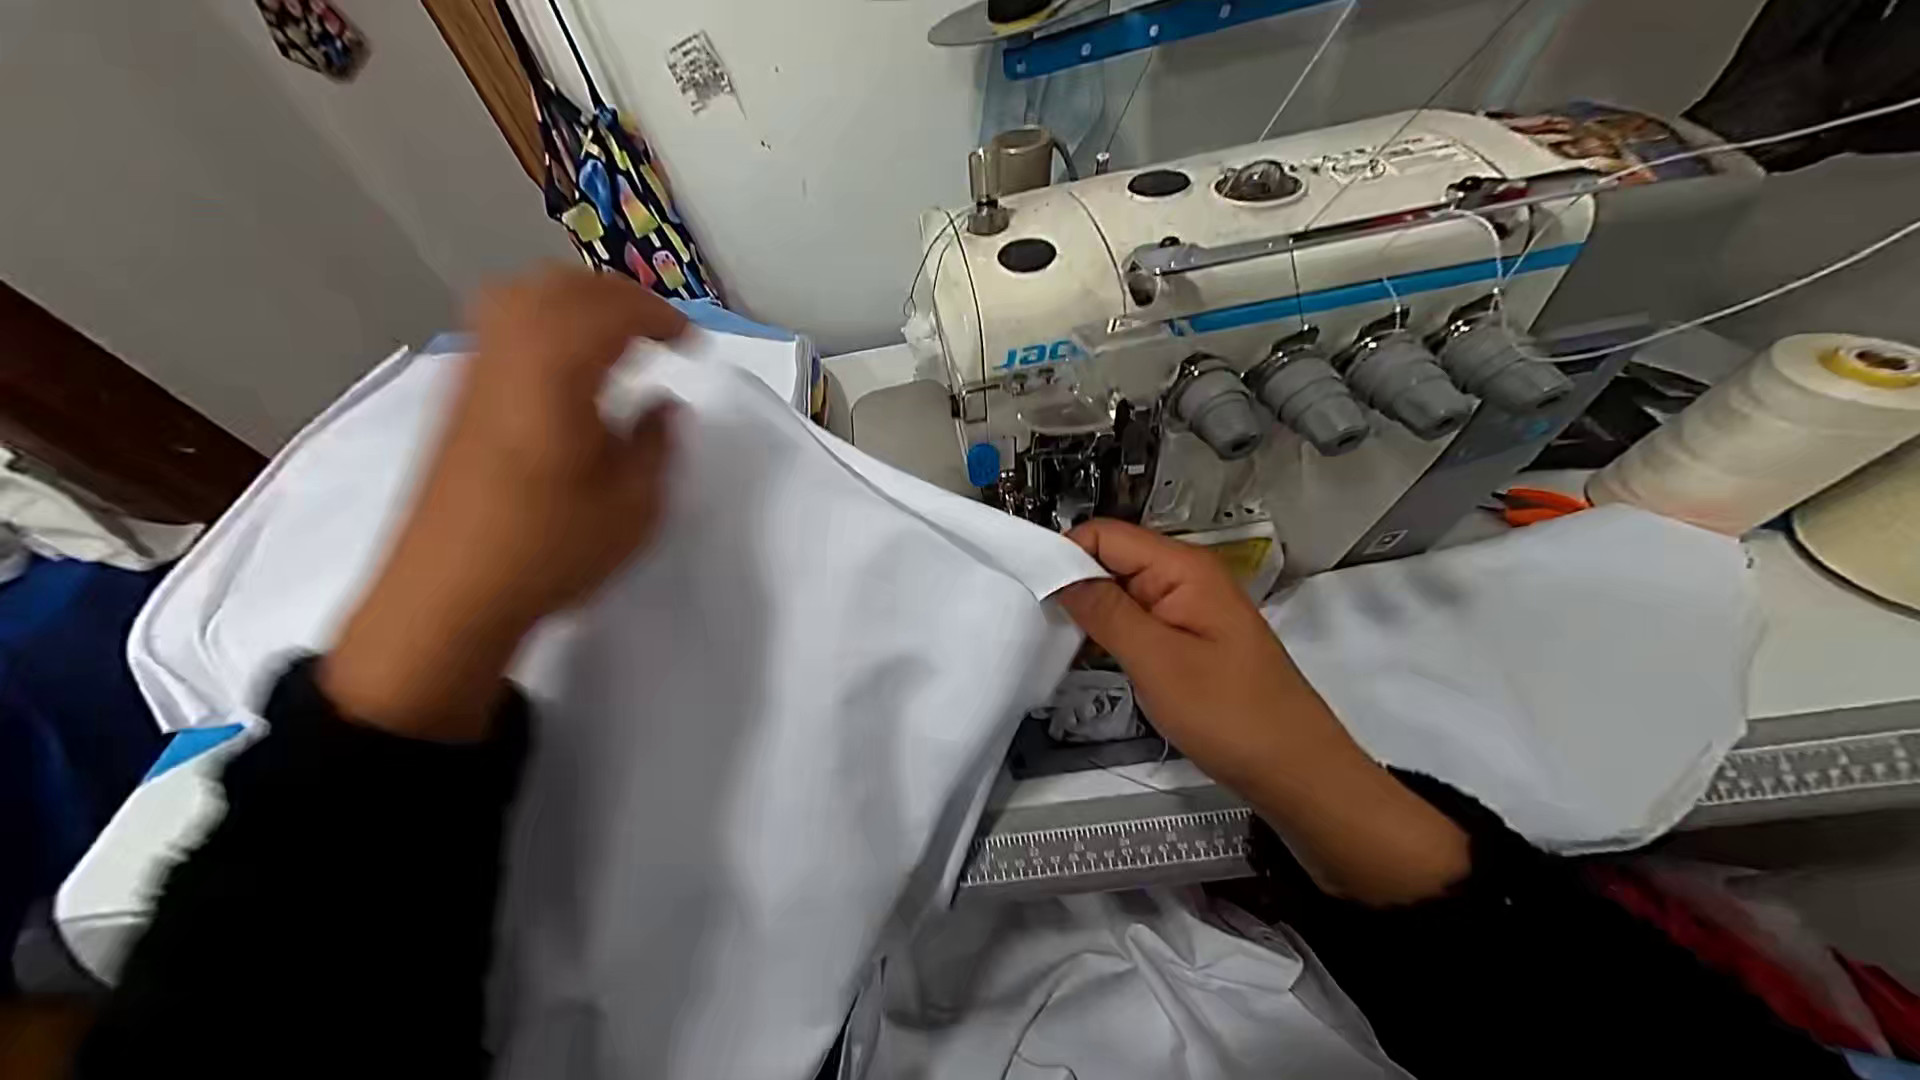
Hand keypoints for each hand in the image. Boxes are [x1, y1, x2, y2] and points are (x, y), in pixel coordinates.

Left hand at [322, 267, 687, 739]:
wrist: (451, 594)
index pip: (610, 311)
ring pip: (520, 297)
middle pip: (559, 287)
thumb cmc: (553, 548)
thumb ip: (656, 444)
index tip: (692, 344)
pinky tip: (566, 365)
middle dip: (618, 297)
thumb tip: (663, 407)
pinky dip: (543, 322)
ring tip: (615, 337)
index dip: (660, 316)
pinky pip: (500, 326)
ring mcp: (474, 373)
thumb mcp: (635, 505)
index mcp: (557, 375)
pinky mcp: (459, 398)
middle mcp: (508, 356)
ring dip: (576, 302)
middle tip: (660, 331)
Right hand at [1055, 520, 1469, 904]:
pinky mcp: (1186, 636)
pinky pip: (1136, 618)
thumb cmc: (1230, 714)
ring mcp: (1187, 607)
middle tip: (1036, 620)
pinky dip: (1109, 631)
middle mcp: (1184, 576)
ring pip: (1121, 591)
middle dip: (1073, 583)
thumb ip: (1104, 610)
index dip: (1065, 555)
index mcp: (1182, 567)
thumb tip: (1056, 574)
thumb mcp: (1157, 660)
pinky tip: (1088, 653)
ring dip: (1089, 610)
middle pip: (1112, 559)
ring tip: (1055, 639)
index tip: (1030, 590)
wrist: (1295, 772)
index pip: (1105, 535)